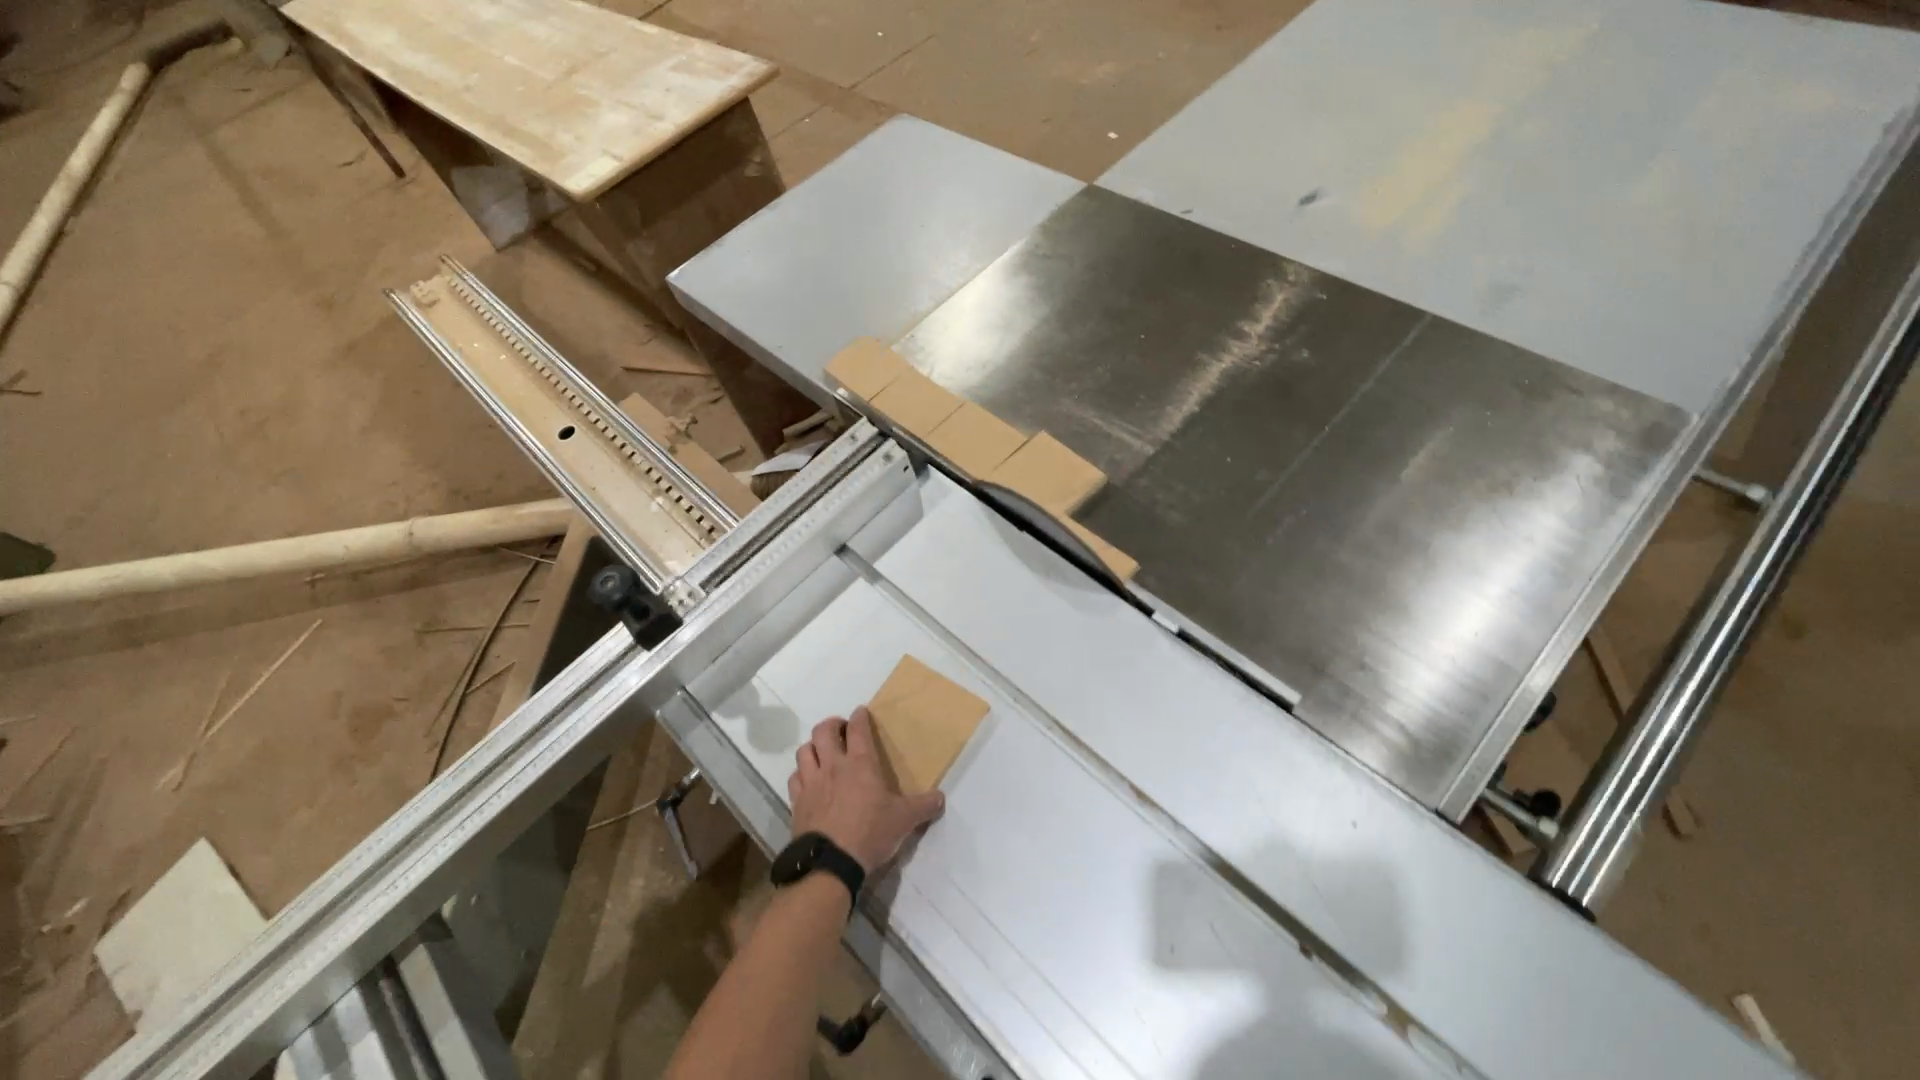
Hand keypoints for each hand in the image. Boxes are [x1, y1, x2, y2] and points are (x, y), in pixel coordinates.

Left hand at [788, 706, 944, 872]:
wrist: (830, 863)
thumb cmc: (870, 834)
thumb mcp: (904, 820)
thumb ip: (924, 806)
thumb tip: (941, 798)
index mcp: (860, 765)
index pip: (858, 729)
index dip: (859, 717)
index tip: (861, 712)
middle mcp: (833, 767)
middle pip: (823, 731)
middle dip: (832, 724)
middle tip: (840, 729)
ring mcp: (811, 783)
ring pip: (804, 750)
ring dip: (813, 746)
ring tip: (822, 751)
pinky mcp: (797, 802)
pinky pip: (794, 777)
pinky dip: (801, 772)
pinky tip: (808, 780)